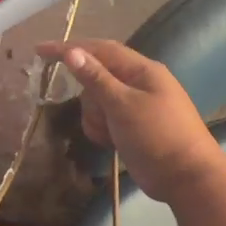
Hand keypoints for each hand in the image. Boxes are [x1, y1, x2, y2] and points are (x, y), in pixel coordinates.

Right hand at [36, 39, 225, 203]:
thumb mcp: (121, 104)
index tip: (39, 50)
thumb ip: (95, 77)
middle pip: (96, 77)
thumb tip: (71, 52)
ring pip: (96, 100)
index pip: (99, 49)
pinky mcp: (130, 125)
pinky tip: (110, 141)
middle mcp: (138, 83)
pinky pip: (102, 118)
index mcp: (142, 70)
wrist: (185, 178)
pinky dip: (100, 128)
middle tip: (97, 115)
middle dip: (89, 96)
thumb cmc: (157, 136)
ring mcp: (135, 105)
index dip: (69, 47)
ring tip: (109, 133)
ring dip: (94, 116)